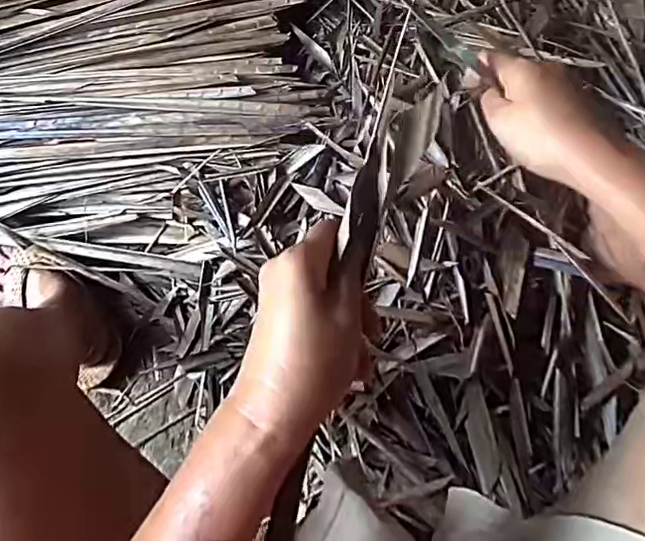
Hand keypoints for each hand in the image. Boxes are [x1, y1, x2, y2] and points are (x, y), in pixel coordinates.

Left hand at [229, 222, 368, 446]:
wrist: (272, 415)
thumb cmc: (306, 368)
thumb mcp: (349, 314)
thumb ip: (354, 275)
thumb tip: (356, 249)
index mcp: (296, 261)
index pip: (332, 229)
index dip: (357, 247)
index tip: (371, 268)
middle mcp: (280, 271)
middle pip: (331, 267)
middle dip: (356, 297)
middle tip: (368, 325)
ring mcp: (275, 296)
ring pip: (325, 294)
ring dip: (348, 322)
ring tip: (357, 355)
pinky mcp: (275, 320)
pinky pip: (312, 313)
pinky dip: (331, 332)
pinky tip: (344, 364)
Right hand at [477, 52, 623, 183]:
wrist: (595, 159)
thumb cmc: (542, 139)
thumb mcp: (498, 121)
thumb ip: (487, 98)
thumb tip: (490, 90)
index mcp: (522, 67)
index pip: (491, 57)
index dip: (477, 69)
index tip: (472, 85)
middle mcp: (547, 68)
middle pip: (516, 71)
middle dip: (505, 87)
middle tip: (498, 115)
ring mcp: (570, 83)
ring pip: (538, 86)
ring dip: (528, 101)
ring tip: (524, 130)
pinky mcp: (586, 101)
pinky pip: (557, 100)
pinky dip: (548, 112)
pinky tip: (547, 134)